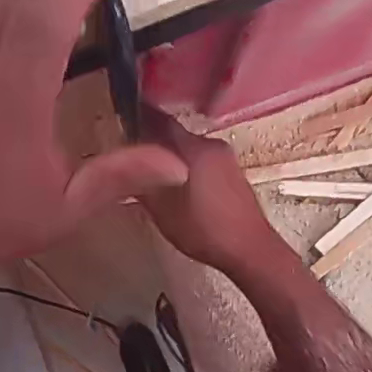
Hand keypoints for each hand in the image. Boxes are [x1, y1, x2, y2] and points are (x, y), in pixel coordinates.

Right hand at [139, 112, 285, 274]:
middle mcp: (212, 145)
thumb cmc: (205, 231)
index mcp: (194, 148)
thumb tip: (123, 167)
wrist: (250, 250)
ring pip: (189, 150)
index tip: (121, 127)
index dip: (137, 121)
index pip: (159, 120)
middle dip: (152, 145)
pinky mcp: (233, 174)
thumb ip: (141, 184)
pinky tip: (176, 190)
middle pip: (174, 135)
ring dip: (169, 159)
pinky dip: (186, 169)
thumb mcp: (162, 211)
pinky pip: (202, 162)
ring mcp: (226, 159)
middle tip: (130, 160)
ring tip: (150, 179)